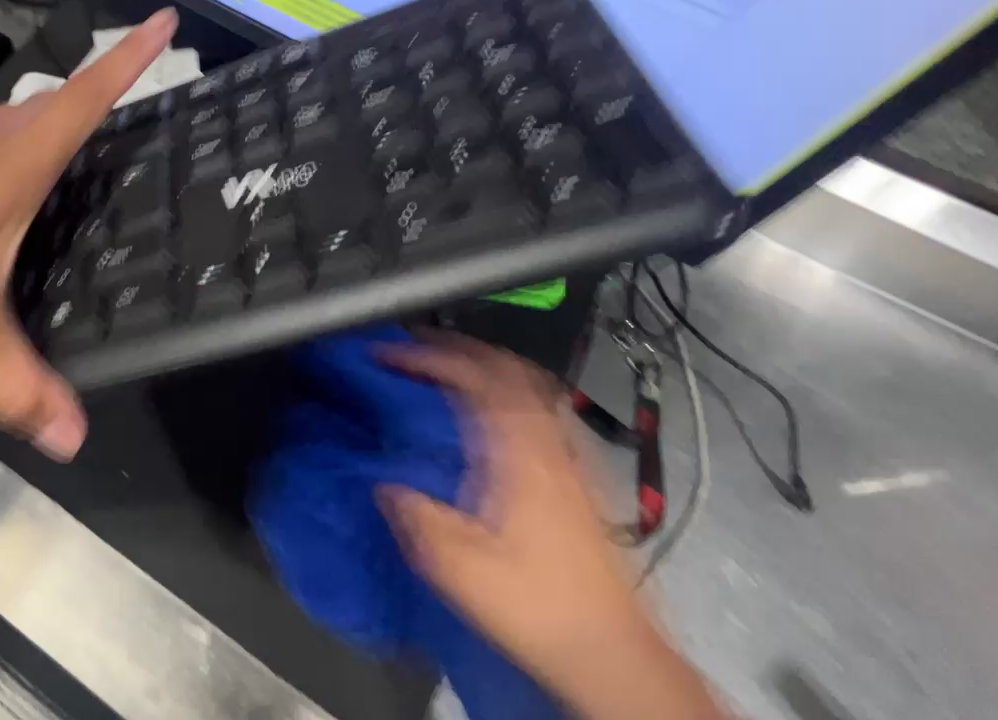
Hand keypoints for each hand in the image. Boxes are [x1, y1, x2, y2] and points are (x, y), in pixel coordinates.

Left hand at [0, 8, 177, 461]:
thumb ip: (15, 382)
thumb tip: (74, 441)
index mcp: (17, 159)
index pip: (91, 96)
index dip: (131, 57)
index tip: (164, 14)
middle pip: (52, 102)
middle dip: (94, 87)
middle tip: (124, 88)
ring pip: (2, 110)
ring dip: (34, 108)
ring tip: (57, 114)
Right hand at [376, 334, 720, 717]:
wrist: (611, 651)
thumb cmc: (536, 605)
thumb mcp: (458, 565)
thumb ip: (415, 516)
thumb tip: (385, 484)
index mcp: (519, 454)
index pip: (476, 377)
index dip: (430, 356)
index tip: (390, 354)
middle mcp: (550, 445)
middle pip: (510, 368)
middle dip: (459, 348)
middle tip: (416, 346)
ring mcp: (570, 460)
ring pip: (529, 387)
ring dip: (485, 367)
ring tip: (447, 369)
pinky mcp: (578, 479)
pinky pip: (539, 411)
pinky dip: (506, 394)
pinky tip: (488, 419)